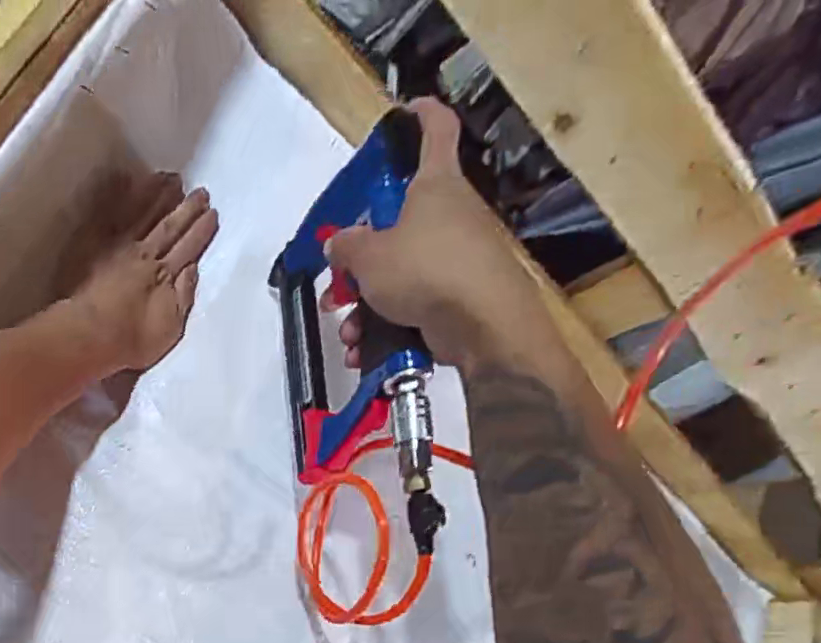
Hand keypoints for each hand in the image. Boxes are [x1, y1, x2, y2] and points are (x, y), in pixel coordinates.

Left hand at [55, 171, 218, 374]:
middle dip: (186, 208)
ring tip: (172, 179)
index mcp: (166, 275)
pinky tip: (127, 181)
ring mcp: (118, 246)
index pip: (189, 248)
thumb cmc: (132, 341)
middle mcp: (145, 254)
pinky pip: (111, 213)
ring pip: (144, 213)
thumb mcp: (170, 328)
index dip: (201, 230)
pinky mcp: (94, 244)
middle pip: (170, 226)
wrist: (90, 335)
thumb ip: (184, 297)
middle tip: (200, 191)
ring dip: (159, 195)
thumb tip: (194, 269)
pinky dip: (121, 196)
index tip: (212, 213)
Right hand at [322, 98, 534, 368]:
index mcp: (434, 185)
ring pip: (399, 276)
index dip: (419, 115)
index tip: (403, 113)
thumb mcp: (369, 256)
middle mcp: (449, 216)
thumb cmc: (426, 270)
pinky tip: (365, 351)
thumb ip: (347, 247)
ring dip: (365, 307)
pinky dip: (387, 328)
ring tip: (349, 332)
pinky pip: (413, 307)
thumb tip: (339, 243)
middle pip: (397, 226)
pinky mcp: (458, 300)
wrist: (484, 327)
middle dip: (360, 261)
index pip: (435, 130)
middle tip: (336, 287)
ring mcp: (456, 260)